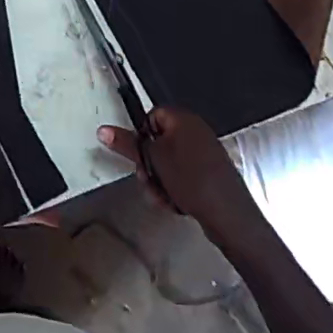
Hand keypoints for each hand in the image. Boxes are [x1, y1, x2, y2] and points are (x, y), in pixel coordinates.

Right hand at [97, 106, 254, 225]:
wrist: (229, 215)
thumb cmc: (190, 179)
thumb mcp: (153, 159)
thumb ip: (127, 144)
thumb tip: (103, 130)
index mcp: (184, 119)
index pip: (151, 116)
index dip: (141, 136)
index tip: (140, 155)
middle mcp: (196, 131)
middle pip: (158, 142)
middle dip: (149, 164)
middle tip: (148, 178)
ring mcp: (206, 154)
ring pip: (169, 163)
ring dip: (159, 180)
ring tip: (163, 195)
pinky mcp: (211, 174)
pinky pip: (183, 175)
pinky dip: (175, 188)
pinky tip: (176, 202)